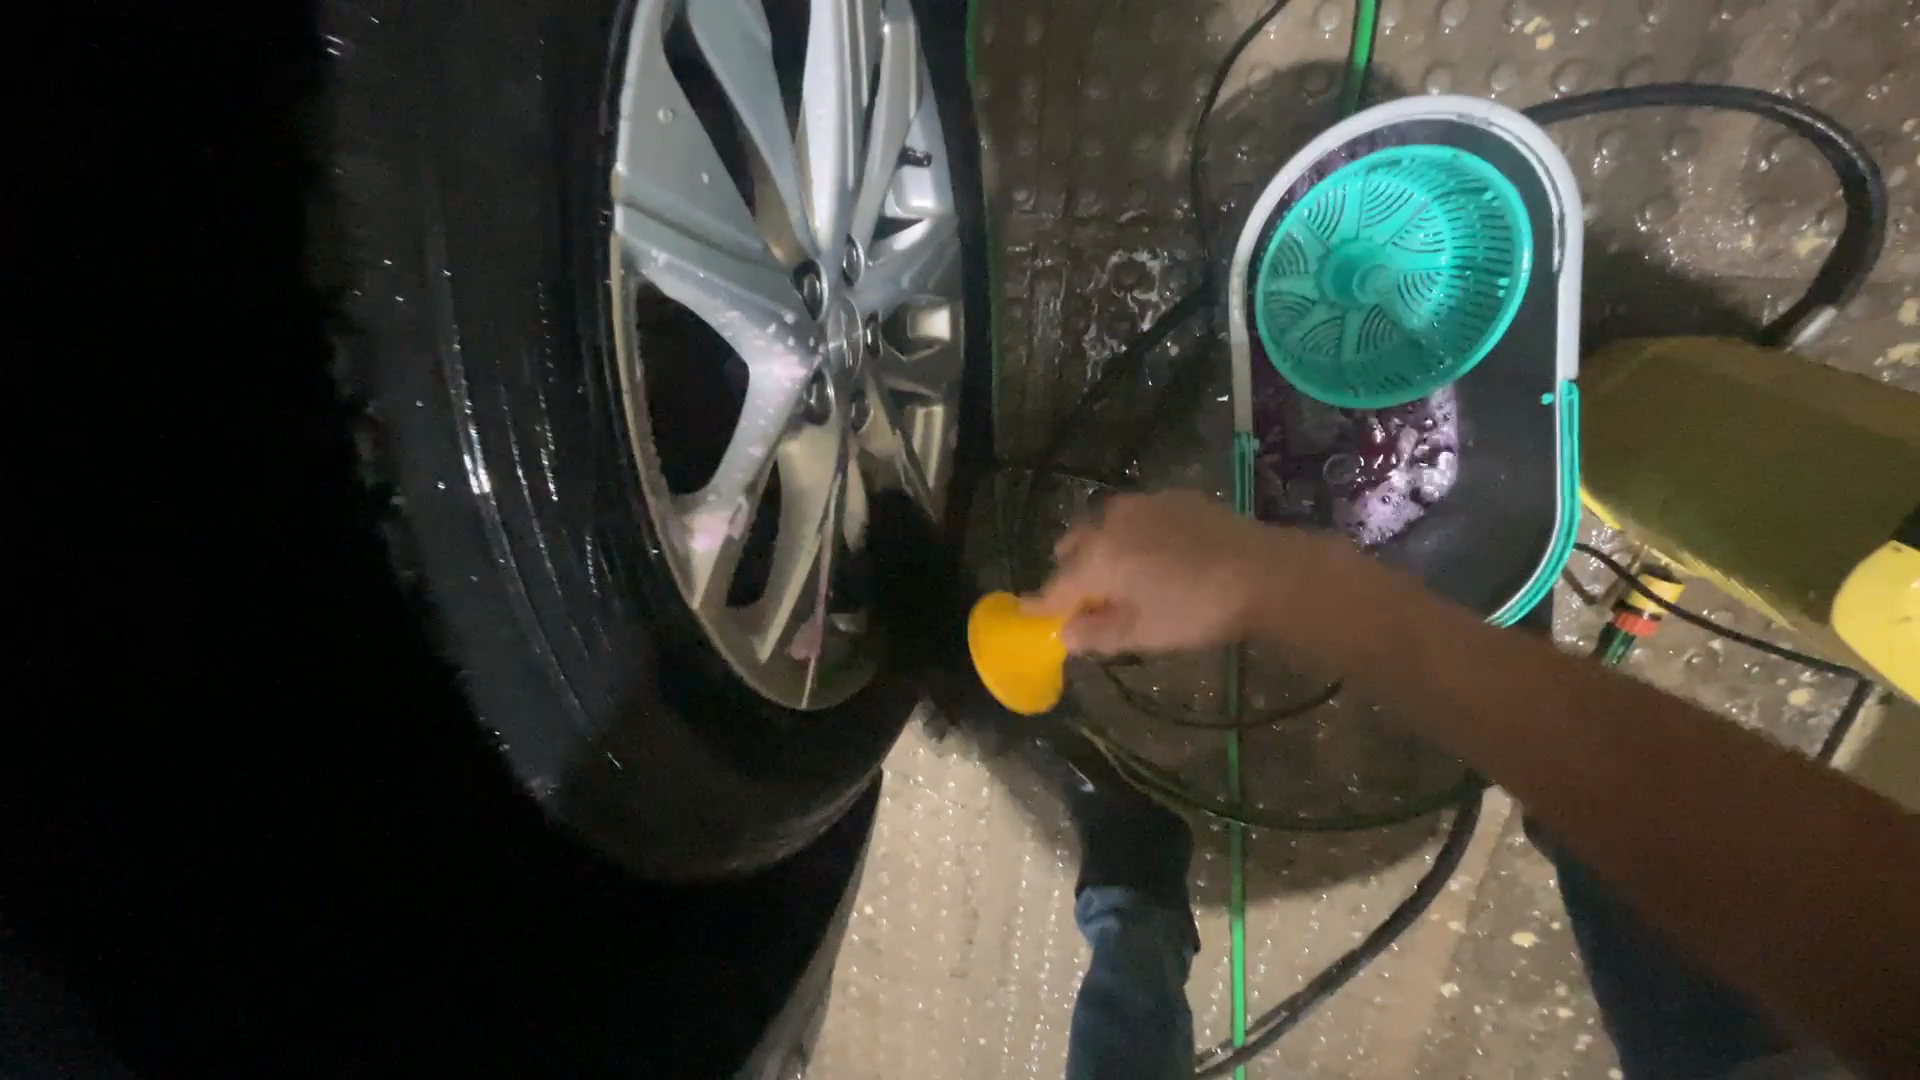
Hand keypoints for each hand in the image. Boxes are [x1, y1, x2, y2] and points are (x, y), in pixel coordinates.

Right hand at [1025, 490, 1301, 654]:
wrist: (1265, 572)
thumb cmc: (1197, 610)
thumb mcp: (1143, 634)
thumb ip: (1096, 634)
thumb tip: (1066, 633)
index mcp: (1096, 558)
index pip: (1055, 586)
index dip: (1040, 604)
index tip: (1027, 613)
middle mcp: (1109, 522)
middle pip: (1074, 547)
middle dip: (1071, 571)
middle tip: (1086, 599)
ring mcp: (1142, 503)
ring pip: (1104, 526)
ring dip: (1102, 548)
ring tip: (1122, 573)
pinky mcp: (1173, 496)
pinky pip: (1138, 516)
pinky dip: (1134, 534)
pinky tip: (1159, 553)